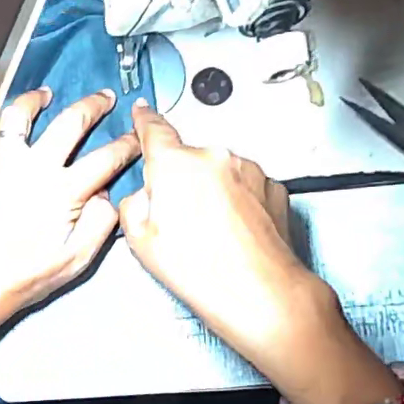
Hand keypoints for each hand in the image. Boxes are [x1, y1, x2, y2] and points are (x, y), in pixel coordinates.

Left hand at [0, 87, 139, 329]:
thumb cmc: (18, 278)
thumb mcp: (74, 261)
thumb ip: (99, 224)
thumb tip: (107, 197)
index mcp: (62, 192)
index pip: (106, 158)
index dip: (127, 145)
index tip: (134, 139)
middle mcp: (32, 169)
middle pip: (70, 122)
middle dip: (94, 106)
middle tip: (104, 99)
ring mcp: (1, 165)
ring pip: (20, 116)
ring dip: (37, 100)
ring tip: (46, 94)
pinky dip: (3, 120)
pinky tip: (9, 122)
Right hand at [118, 99, 339, 369]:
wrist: (259, 291)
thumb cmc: (201, 270)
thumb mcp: (139, 239)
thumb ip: (132, 203)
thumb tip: (143, 195)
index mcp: (175, 164)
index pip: (154, 129)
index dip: (144, 120)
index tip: (142, 112)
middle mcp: (214, 157)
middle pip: (185, 159)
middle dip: (178, 181)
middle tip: (176, 220)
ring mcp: (248, 169)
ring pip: (216, 172)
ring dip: (208, 192)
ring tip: (208, 233)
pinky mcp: (272, 185)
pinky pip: (242, 186)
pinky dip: (234, 202)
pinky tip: (230, 232)